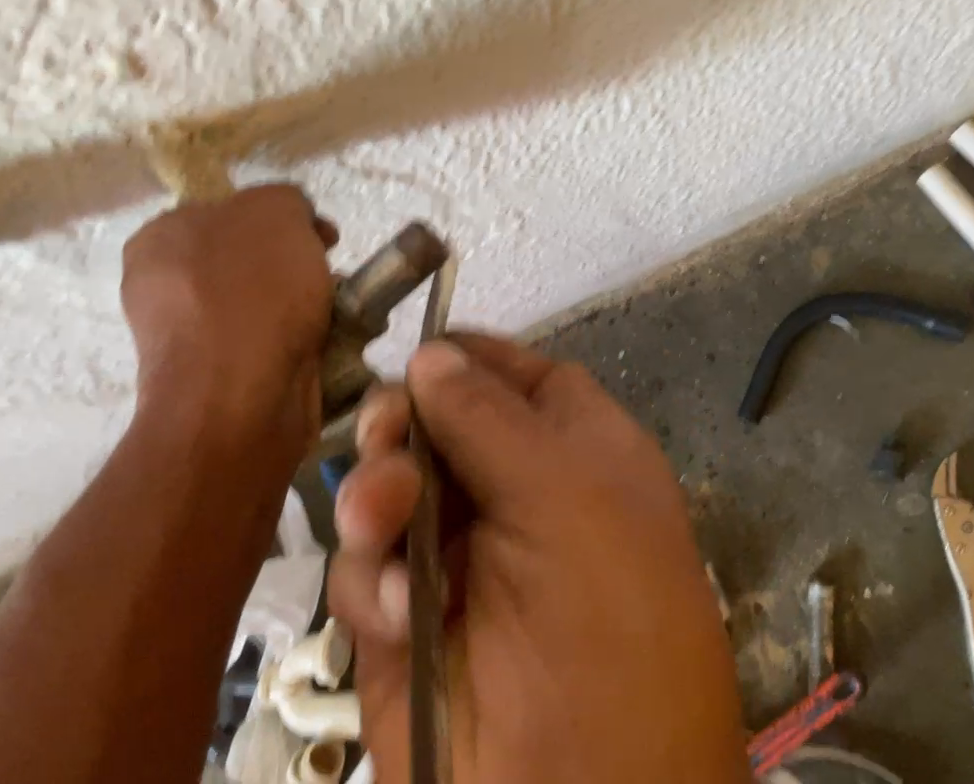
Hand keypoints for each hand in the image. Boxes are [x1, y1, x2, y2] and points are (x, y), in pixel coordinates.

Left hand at [120, 184, 337, 438]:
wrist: (239, 400)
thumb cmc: (254, 294)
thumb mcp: (277, 212)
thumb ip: (283, 201)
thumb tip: (293, 222)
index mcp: (162, 235)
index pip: (232, 211)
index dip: (284, 219)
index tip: (324, 239)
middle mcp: (164, 283)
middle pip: (249, 260)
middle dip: (297, 266)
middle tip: (331, 277)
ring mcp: (186, 336)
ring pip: (262, 305)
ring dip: (304, 307)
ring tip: (337, 318)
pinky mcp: (214, 380)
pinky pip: (266, 346)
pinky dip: (297, 345)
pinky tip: (324, 348)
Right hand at [328, 334, 749, 783]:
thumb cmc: (608, 619)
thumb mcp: (570, 499)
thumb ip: (493, 420)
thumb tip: (432, 352)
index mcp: (582, 459)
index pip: (523, 382)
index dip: (472, 360)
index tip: (418, 348)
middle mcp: (522, 501)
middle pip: (441, 428)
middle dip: (405, 423)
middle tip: (387, 433)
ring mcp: (461, 563)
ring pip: (391, 492)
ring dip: (378, 498)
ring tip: (384, 523)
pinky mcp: (408, 625)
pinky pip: (366, 574)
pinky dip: (375, 585)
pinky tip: (407, 619)